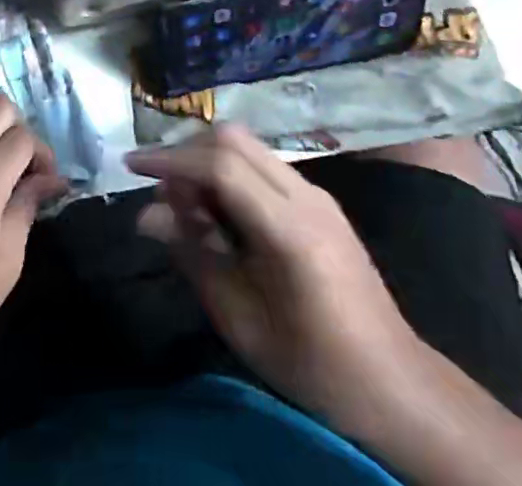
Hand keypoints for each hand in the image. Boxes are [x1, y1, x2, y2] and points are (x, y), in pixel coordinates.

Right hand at [125, 125, 415, 420]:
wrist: (391, 381)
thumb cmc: (310, 362)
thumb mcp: (240, 318)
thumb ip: (193, 255)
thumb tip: (146, 215)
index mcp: (289, 230)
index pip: (220, 167)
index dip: (170, 161)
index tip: (130, 166)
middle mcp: (307, 196)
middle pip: (234, 140)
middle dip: (185, 151)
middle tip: (154, 186)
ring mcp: (318, 194)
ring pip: (249, 147)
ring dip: (206, 159)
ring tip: (180, 202)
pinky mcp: (320, 201)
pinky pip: (263, 166)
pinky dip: (229, 171)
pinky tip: (215, 209)